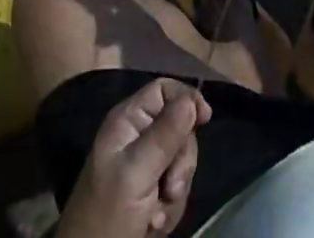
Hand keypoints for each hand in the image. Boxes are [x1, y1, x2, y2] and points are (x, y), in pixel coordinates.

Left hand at [57, 78, 211, 237]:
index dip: (187, 98)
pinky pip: (176, 189)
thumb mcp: (136, 172)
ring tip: (155, 214)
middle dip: (181, 161)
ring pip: (181, 162)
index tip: (205, 119)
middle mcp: (138, 136)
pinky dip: (170, 209)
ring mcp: (145, 165)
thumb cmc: (108, 213)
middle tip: (169, 187)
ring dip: (175, 191)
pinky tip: (154, 224)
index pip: (164, 90)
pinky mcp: (151, 191)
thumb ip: (165, 135)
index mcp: (128, 120)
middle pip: (180, 128)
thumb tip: (192, 99)